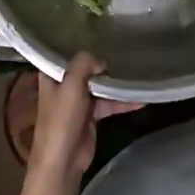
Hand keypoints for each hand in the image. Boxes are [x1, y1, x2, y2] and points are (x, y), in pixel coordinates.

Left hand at [28, 52, 141, 178]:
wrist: (63, 159)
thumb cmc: (61, 118)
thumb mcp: (71, 85)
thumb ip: (84, 64)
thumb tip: (101, 61)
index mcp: (52, 75)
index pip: (66, 53)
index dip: (81, 45)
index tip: (101, 35)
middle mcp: (64, 85)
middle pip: (86, 69)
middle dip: (103, 63)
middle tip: (126, 51)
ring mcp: (78, 101)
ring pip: (99, 87)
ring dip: (116, 84)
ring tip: (138, 73)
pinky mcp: (90, 116)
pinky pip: (108, 104)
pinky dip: (122, 102)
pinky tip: (141, 99)